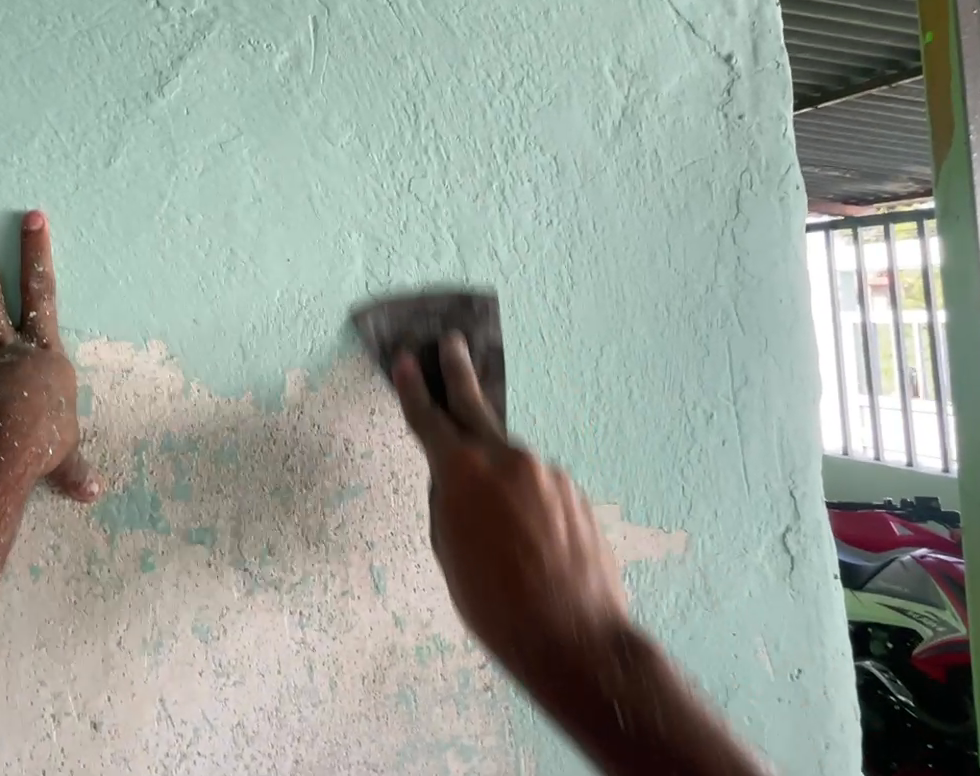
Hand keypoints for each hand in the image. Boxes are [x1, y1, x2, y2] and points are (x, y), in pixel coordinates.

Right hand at [392, 332, 627, 674]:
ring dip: (496, 472)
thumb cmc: (492, 601)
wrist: (574, 637)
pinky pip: (536, 484)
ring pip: (508, 460)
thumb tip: (457, 479)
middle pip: (473, 403)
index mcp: (461, 471)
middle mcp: (504, 458)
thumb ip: (447, 500)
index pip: (427, 418)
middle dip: (457, 372)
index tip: (405, 361)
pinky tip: (528, 536)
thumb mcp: (446, 548)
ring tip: (498, 522)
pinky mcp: (571, 490)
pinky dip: (525, 498)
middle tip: (450, 343)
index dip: (412, 388)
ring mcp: (544, 470)